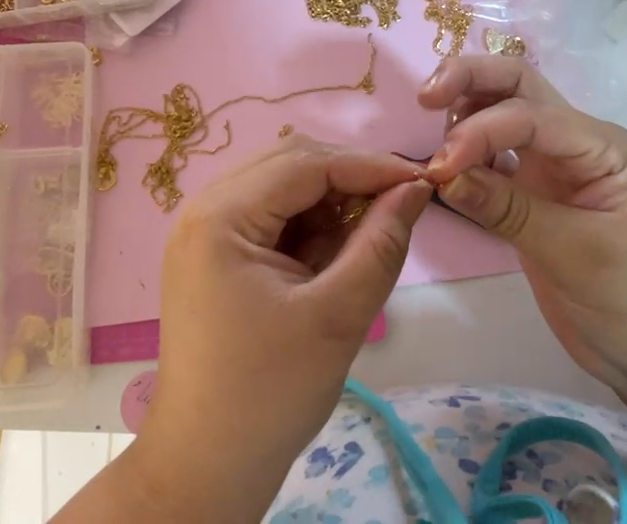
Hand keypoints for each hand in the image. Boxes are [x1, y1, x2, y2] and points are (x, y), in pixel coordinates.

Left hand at [135, 137, 431, 519]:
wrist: (207, 462)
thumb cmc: (271, 392)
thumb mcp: (339, 315)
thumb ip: (381, 243)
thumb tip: (416, 188)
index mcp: (220, 216)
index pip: (305, 163)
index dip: (368, 166)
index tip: (422, 181)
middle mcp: (204, 209)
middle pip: (288, 164)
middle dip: (348, 179)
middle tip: (399, 207)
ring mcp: (204, 231)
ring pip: (280, 187)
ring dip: (328, 201)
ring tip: (367, 236)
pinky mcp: (213, 255)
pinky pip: (269, 217)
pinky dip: (307, 225)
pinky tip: (334, 254)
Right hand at [419, 57, 626, 395]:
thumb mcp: (578, 255)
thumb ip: (508, 209)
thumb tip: (441, 172)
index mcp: (601, 148)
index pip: (529, 115)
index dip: (480, 130)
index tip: (440, 168)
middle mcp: (576, 147)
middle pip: (518, 88)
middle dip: (470, 80)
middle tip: (424, 97)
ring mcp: (554, 173)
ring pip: (503, 118)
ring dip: (465, 114)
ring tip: (432, 144)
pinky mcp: (536, 202)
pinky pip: (495, 164)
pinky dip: (468, 157)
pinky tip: (443, 171)